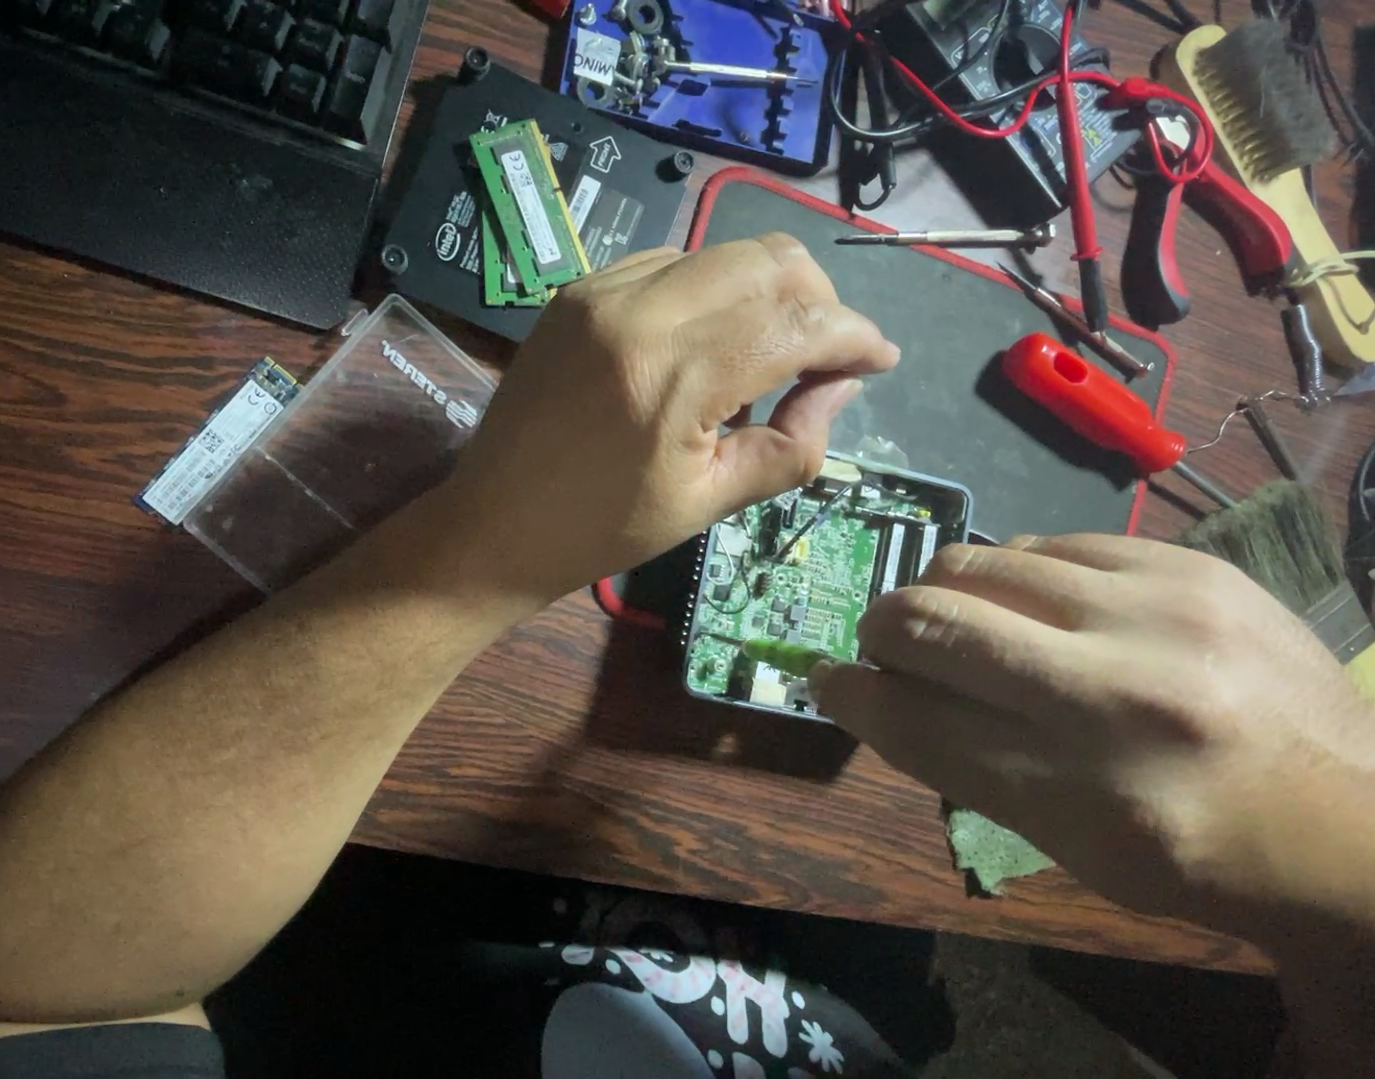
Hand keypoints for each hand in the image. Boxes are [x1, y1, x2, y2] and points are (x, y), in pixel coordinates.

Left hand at [440, 234, 898, 602]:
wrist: (495, 523)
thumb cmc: (601, 529)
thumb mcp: (708, 503)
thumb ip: (791, 445)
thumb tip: (840, 386)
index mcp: (674, 376)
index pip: (797, 323)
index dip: (855, 337)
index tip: (879, 360)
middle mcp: (638, 311)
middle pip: (769, 260)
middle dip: (816, 302)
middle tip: (821, 356)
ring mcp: (600, 291)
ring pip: (721, 253)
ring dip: (764, 292)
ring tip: (759, 358)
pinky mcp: (576, 290)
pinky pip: (670, 264)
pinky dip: (709, 291)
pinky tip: (704, 343)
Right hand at [812, 534, 1374, 940]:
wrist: (1360, 830)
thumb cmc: (1183, 852)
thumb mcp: (1056, 838)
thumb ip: (950, 755)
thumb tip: (861, 681)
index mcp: (1079, 790)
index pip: (908, 718)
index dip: (848, 692)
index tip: (830, 677)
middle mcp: (1118, 695)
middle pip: (926, 622)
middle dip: (881, 631)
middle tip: (893, 647)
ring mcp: (1162, 614)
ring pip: (970, 563)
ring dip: (942, 596)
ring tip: (971, 624)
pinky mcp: (1190, 565)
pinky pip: (1042, 544)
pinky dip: (1013, 576)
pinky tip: (1040, 607)